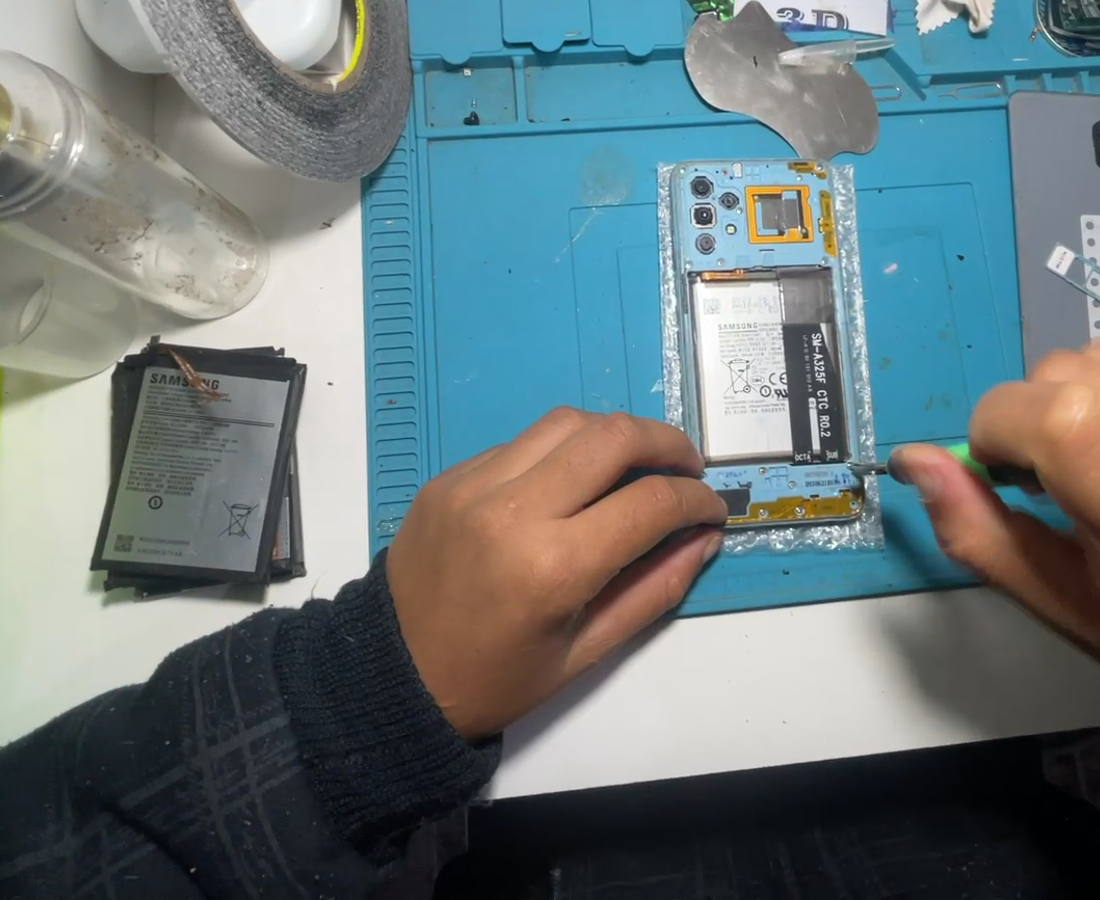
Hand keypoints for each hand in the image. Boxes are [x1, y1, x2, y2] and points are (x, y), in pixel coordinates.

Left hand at [386, 408, 727, 739]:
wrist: (388, 675)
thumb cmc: (495, 678)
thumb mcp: (586, 654)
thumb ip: (655, 589)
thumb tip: (703, 537)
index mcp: (552, 566)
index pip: (650, 503)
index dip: (696, 500)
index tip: (711, 508)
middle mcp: (514, 508)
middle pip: (613, 436)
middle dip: (667, 442)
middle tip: (687, 467)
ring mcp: (476, 482)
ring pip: (569, 421)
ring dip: (616, 434)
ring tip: (636, 463)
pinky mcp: (452, 474)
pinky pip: (525, 440)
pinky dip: (565, 448)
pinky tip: (574, 478)